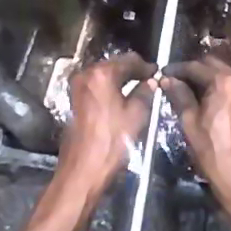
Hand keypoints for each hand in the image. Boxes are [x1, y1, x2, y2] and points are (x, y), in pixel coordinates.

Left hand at [59, 52, 155, 197]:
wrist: (81, 170)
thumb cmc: (111, 142)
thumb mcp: (135, 115)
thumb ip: (145, 92)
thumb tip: (151, 81)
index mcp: (102, 74)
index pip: (129, 60)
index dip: (145, 66)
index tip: (157, 72)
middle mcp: (86, 74)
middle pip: (114, 65)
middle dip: (132, 71)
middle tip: (149, 80)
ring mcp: (77, 87)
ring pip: (104, 75)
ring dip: (120, 79)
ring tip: (138, 88)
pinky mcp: (73, 99)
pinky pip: (96, 86)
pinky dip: (108, 88)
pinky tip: (120, 97)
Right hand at [161, 57, 230, 202]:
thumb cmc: (212, 150)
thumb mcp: (190, 121)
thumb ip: (180, 95)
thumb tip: (167, 79)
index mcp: (224, 81)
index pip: (197, 67)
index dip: (178, 69)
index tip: (163, 73)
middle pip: (212, 65)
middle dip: (193, 70)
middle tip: (174, 79)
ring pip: (223, 73)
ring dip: (206, 77)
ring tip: (187, 88)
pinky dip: (218, 85)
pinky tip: (205, 97)